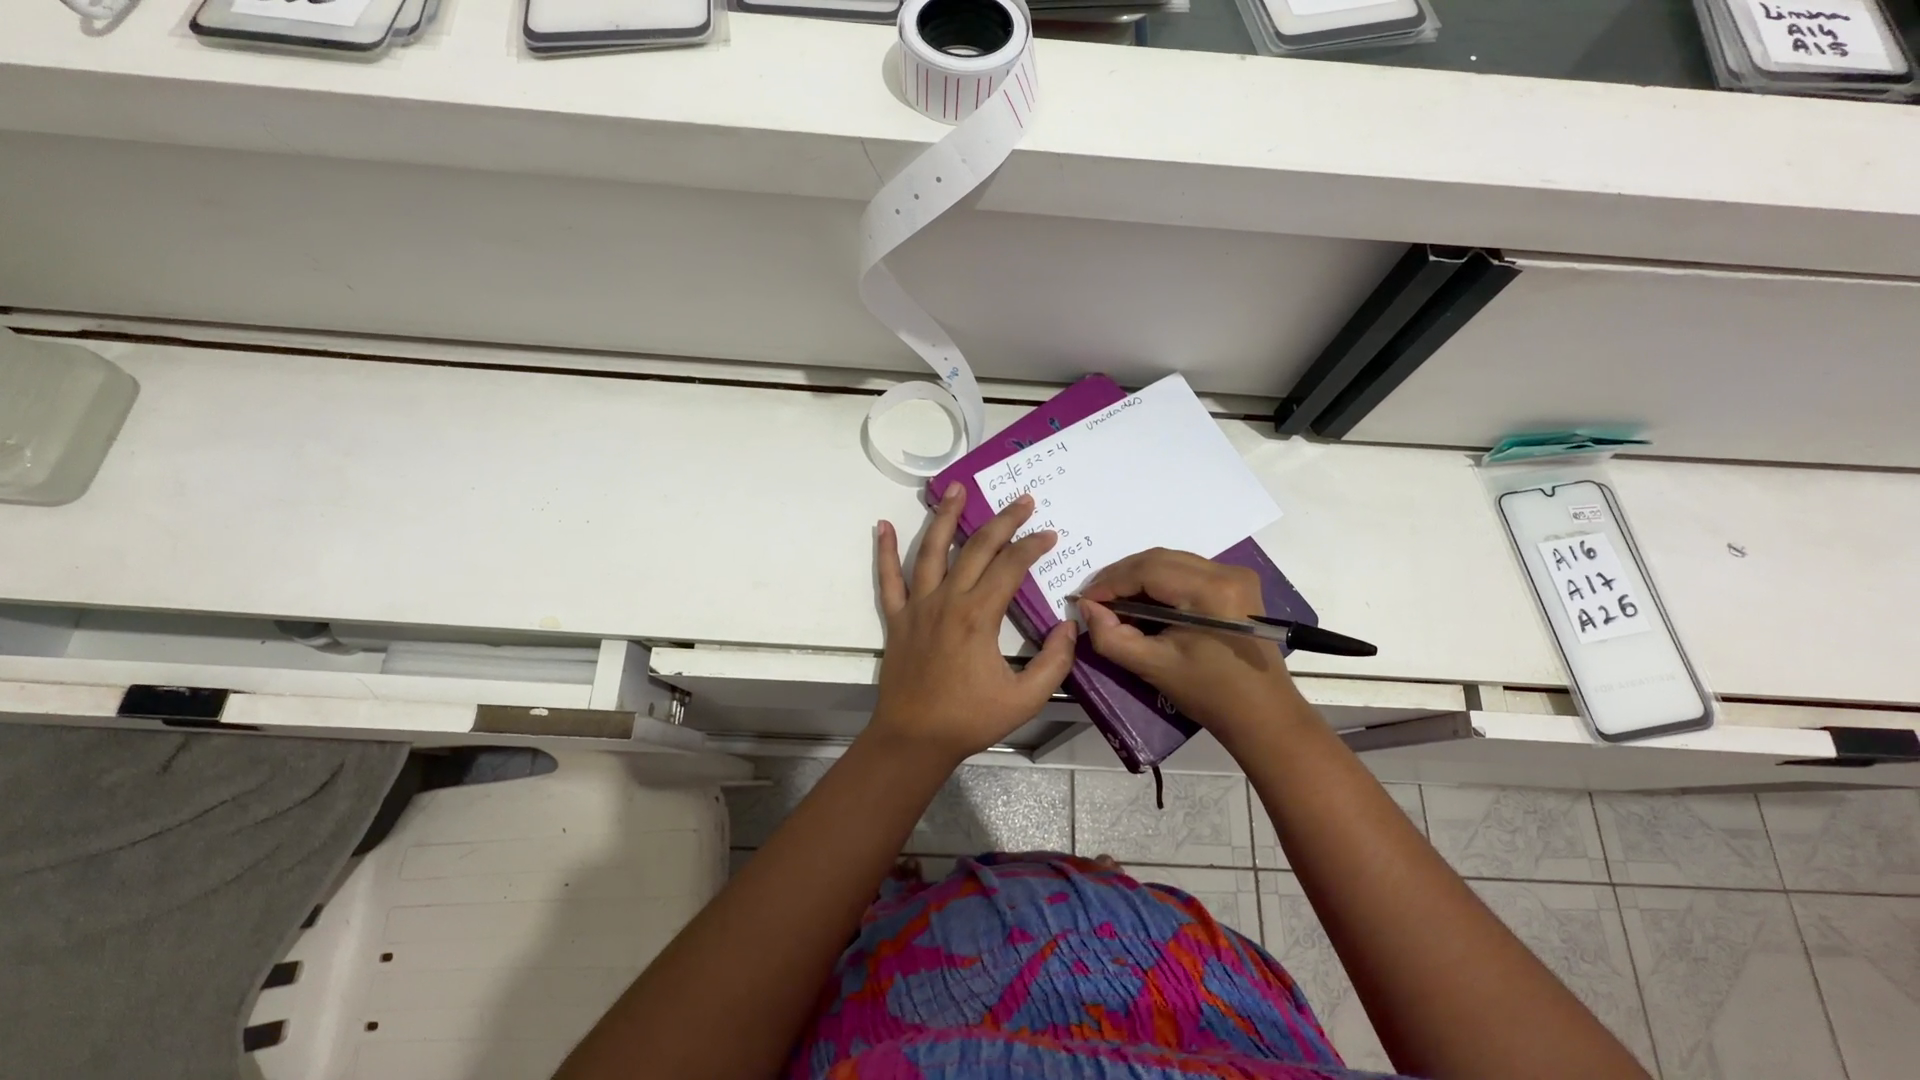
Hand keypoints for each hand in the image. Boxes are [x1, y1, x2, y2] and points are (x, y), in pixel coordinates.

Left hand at [870, 484, 1077, 763]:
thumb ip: (1054, 662)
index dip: (1033, 547)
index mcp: (978, 616)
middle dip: (1003, 520)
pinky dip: (886, 551)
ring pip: (931, 551)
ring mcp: (918, 607)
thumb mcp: (1025, 698)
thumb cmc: (970, 719)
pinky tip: (884, 526)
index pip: (1011, 567)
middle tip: (1022, 500)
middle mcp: (947, 601)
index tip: (1049, 534)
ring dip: (945, 517)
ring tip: (956, 488)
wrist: (914, 739)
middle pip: (977, 548)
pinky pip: (888, 579)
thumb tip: (1067, 626)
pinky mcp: (896, 619)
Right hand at [1076, 548, 1305, 741]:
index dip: (1110, 582)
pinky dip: (1160, 583)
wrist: (1262, 713)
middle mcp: (1227, 572)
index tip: (1084, 600)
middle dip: (1122, 576)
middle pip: (1160, 559)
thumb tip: (1087, 607)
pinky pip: (1188, 571)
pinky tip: (1143, 602)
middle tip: (1095, 599)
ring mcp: (1236, 575)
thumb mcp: (1153, 667)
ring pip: (1172, 562)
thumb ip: (1111, 637)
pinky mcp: (1238, 584)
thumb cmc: (1209, 693)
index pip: (1147, 570)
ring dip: (1139, 578)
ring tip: (1115, 601)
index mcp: (1210, 590)